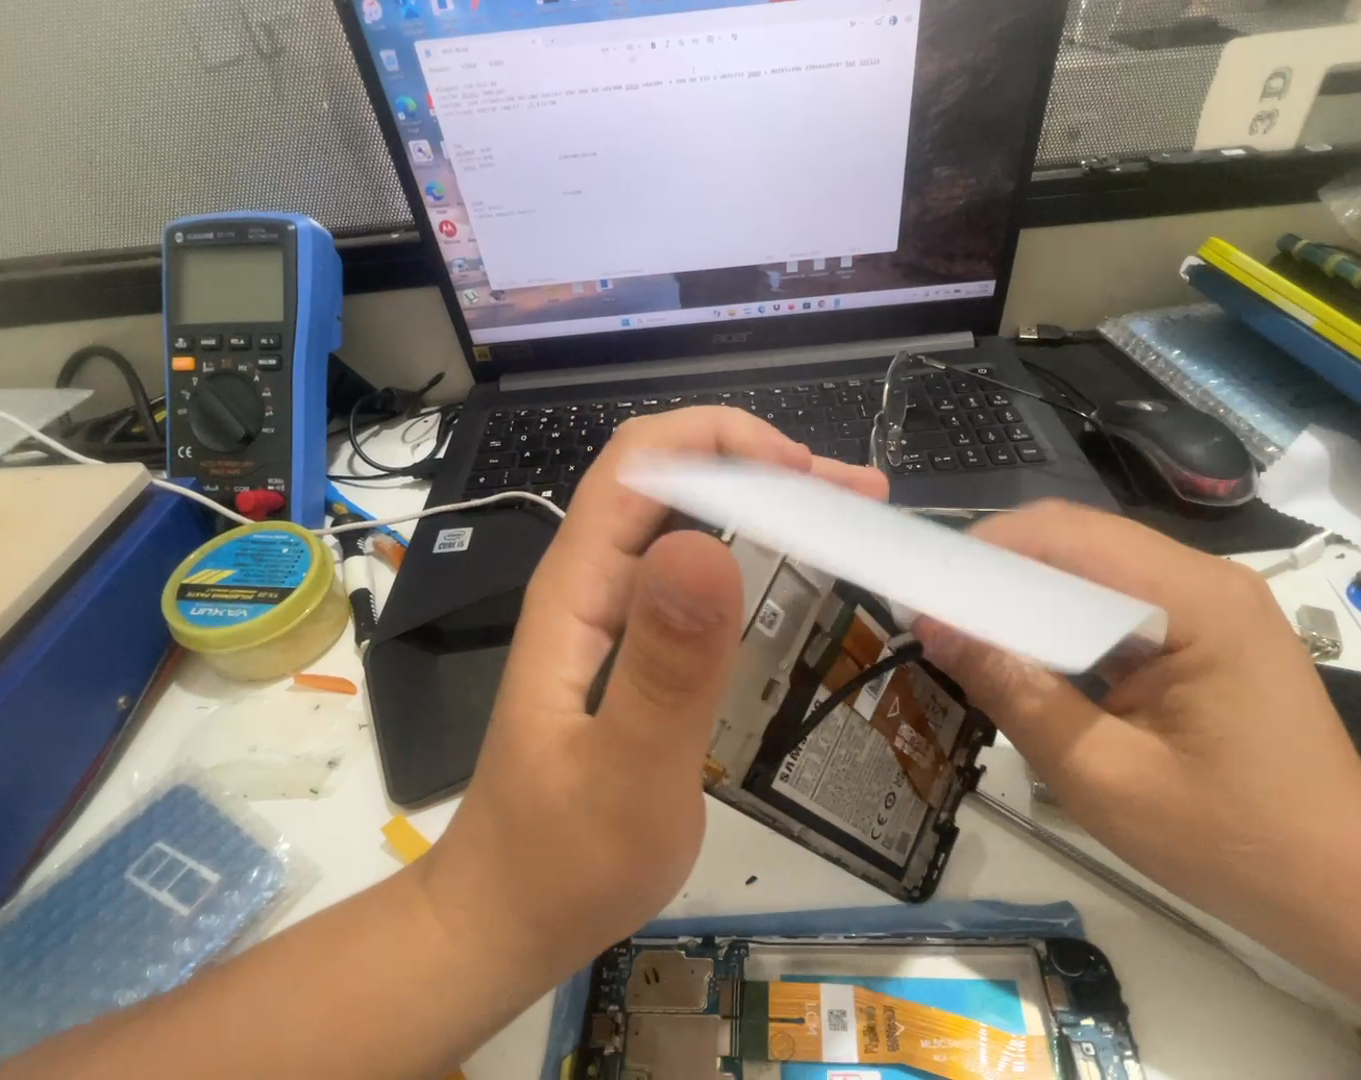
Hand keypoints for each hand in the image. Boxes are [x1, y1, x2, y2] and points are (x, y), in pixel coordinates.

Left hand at [415, 408, 887, 983]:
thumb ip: (668, 667)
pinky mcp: (631, 650)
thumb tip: (704, 547)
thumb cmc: (564, 861)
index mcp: (578, 592)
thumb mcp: (628, 774)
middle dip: (758, 466)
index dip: (721, 442)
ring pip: (682, 521)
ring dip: (760, 504)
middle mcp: (591, 585)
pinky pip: (691, 574)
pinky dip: (749, 553)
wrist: (508, 917)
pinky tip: (794, 574)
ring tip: (842, 517)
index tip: (806, 476)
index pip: (638, 465)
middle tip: (852, 494)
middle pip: (666, 480)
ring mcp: (610, 617)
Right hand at [914, 500, 1360, 921]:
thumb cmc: (1229, 841)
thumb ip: (1015, 692)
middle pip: (1077, 541)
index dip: (984, 550)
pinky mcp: (1204, 631)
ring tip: (967, 635)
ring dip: (1025, 596)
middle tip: (936, 616)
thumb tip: (934, 628)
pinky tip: (1027, 657)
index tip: (924, 592)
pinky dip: (1059, 620)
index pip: (1066, 535)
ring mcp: (1210, 603)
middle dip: (997, 571)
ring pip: (1091, 568)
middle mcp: (1206, 580)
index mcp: (1193, 600)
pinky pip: (1114, 602)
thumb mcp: (1101, 774)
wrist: (1346, 890)